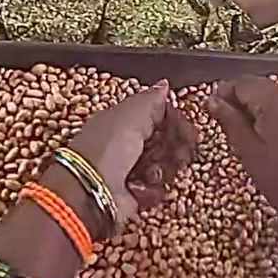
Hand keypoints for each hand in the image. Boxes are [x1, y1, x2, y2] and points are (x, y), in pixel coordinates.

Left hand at [57, 82, 196, 230]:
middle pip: (167, 141)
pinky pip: (158, 189)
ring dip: (164, 168)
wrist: (89, 193)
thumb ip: (150, 100)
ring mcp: (132, 169)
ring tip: (152, 173)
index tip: (187, 128)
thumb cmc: (107, 148)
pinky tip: (142, 187)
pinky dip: (153, 189)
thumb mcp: (130, 115)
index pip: (160, 116)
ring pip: (166, 165)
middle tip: (179, 152)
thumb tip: (165, 84)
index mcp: (124, 121)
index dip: (176, 121)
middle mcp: (128, 144)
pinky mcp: (136, 194)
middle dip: (176, 146)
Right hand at [205, 78, 277, 215]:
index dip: (222, 93)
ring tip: (235, 126)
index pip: (241, 82)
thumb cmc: (276, 174)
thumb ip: (228, 119)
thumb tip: (211, 101)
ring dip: (247, 103)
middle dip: (234, 97)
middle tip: (220, 118)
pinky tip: (253, 129)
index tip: (209, 109)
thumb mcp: (246, 147)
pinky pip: (274, 102)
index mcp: (272, 101)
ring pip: (263, 92)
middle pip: (253, 84)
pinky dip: (260, 109)